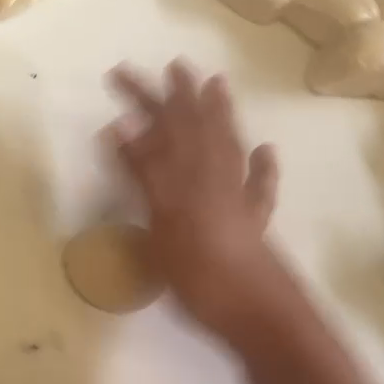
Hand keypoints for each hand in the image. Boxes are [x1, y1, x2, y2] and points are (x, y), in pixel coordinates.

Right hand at [108, 60, 285, 343]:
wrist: (259, 317)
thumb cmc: (200, 273)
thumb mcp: (160, 219)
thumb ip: (143, 171)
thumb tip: (121, 123)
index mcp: (188, 175)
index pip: (163, 126)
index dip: (143, 98)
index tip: (119, 73)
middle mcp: (214, 178)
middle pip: (196, 129)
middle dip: (180, 98)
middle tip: (173, 67)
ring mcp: (236, 200)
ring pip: (227, 147)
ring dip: (219, 116)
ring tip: (216, 87)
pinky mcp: (252, 225)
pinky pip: (257, 188)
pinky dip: (260, 167)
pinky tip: (264, 152)